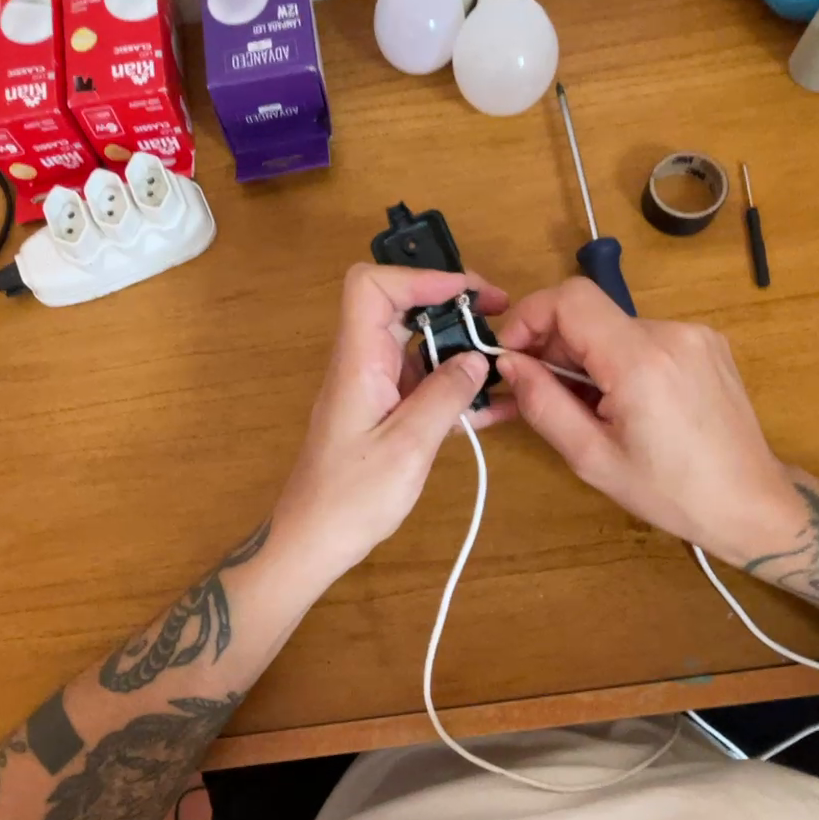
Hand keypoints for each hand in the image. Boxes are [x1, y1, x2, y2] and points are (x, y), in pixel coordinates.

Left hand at [273, 264, 512, 586]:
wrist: (313, 542)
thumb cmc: (352, 498)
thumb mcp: (408, 447)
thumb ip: (445, 396)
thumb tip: (476, 359)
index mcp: (358, 362)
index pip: (372, 286)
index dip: (420, 277)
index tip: (470, 295)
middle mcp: (362, 367)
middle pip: (399, 309)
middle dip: (451, 308)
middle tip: (498, 321)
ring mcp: (371, 392)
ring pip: (415, 350)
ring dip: (458, 353)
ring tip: (505, 367)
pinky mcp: (381, 417)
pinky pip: (419, 387)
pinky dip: (453, 390)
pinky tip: (494, 406)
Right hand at [492, 279, 805, 565]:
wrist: (750, 502)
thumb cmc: (668, 492)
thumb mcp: (591, 458)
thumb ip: (543, 404)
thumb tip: (509, 363)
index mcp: (641, 360)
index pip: (569, 299)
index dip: (528, 318)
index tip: (509, 356)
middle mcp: (670, 332)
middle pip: (589, 314)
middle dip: (551, 347)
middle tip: (533, 394)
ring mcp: (693, 334)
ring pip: (612, 328)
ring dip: (582, 358)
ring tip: (579, 408)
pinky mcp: (705, 343)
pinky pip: (641, 339)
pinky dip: (614, 361)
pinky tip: (617, 403)